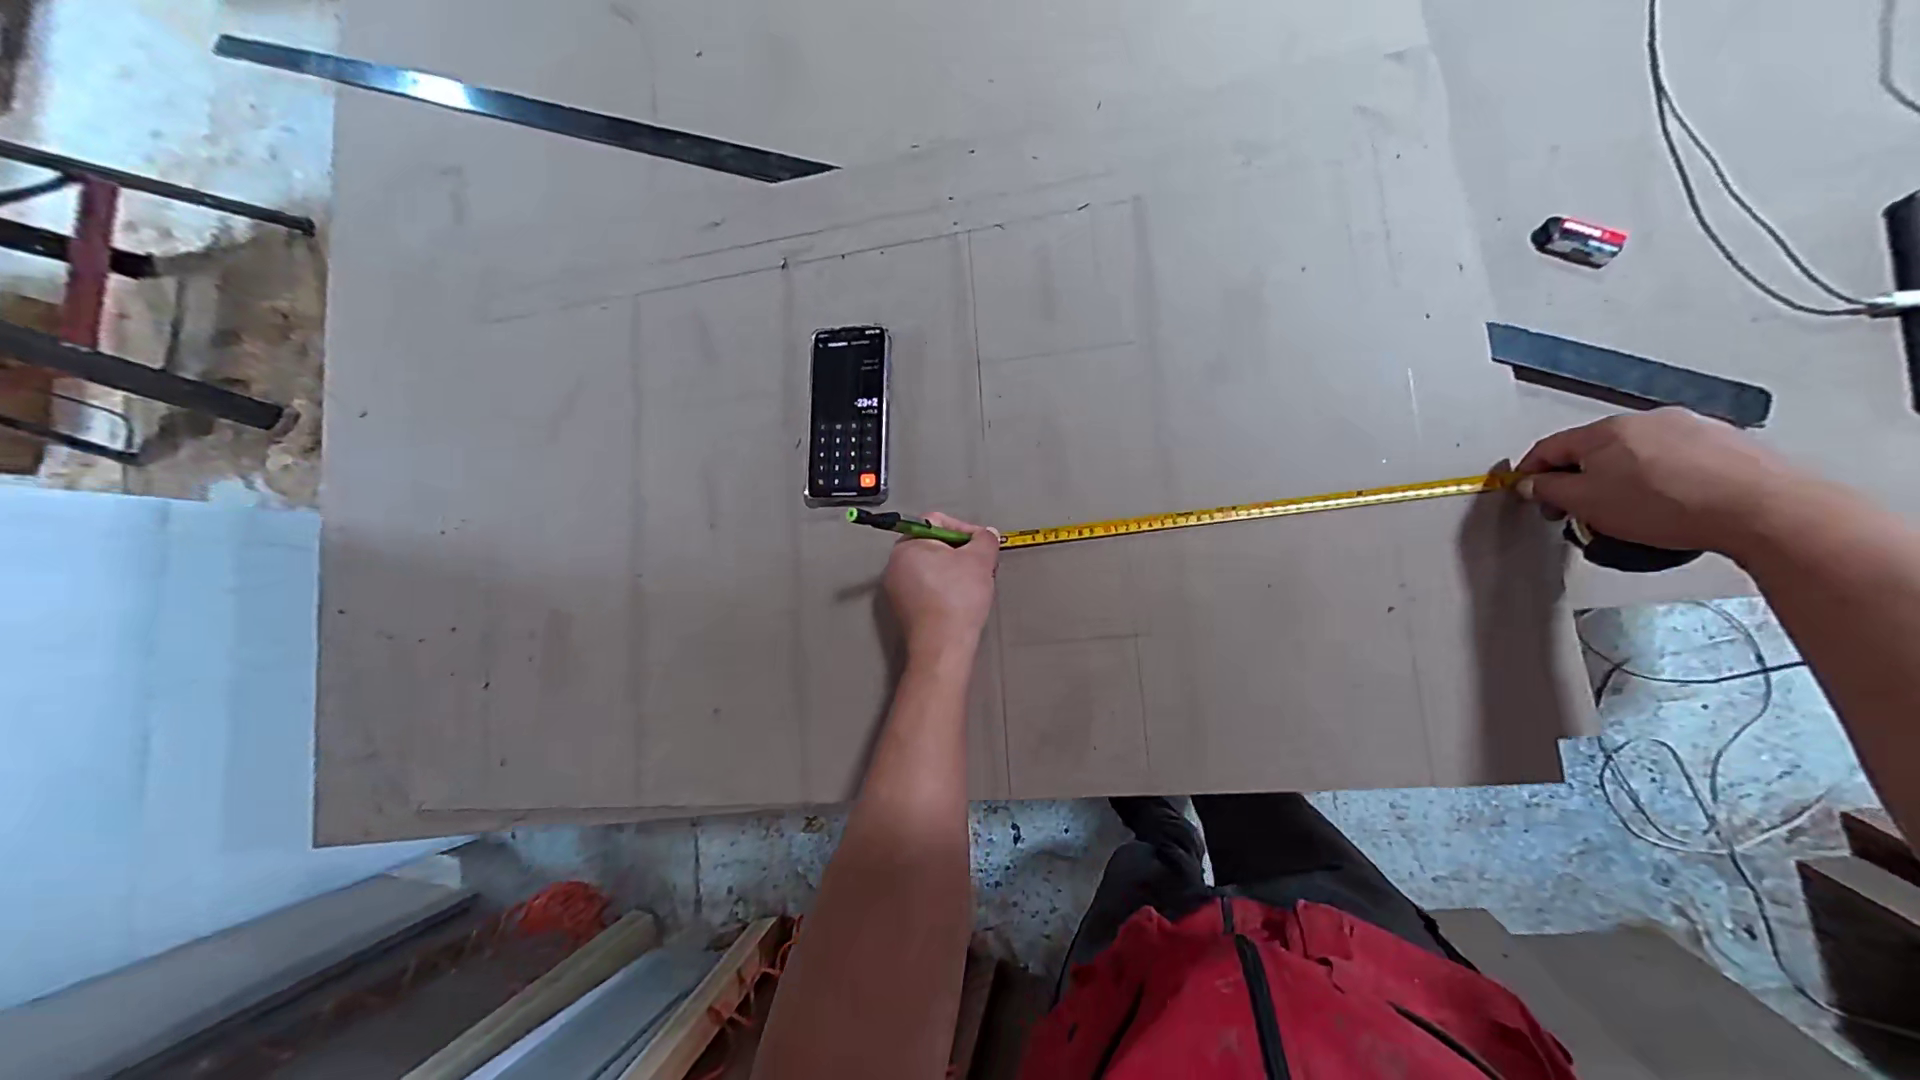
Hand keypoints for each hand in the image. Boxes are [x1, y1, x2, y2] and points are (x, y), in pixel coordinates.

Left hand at [884, 513, 999, 659]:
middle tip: (982, 564)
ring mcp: (897, 589)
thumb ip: (985, 539)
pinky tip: (963, 601)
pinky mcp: (904, 610)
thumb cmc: (958, 598)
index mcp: (907, 545)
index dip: (965, 528)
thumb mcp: (980, 559)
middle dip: (962, 552)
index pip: (938, 521)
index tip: (983, 543)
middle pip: (935, 545)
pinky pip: (928, 588)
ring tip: (976, 583)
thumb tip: (987, 534)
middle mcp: (895, 564)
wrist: (943, 646)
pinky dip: (946, 589)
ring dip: (957, 570)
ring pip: (933, 568)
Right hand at [1514, 407, 1809, 556]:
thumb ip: (1547, 490)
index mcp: (1605, 430)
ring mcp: (1691, 428)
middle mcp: (1646, 420)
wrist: (1762, 509)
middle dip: (1580, 479)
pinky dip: (1662, 480)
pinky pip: (1675, 460)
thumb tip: (1533, 483)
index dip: (1531, 473)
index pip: (1549, 448)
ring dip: (1622, 480)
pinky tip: (1670, 505)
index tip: (1529, 492)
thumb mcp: (1585, 503)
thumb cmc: (1671, 505)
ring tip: (1630, 513)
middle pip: (1593, 450)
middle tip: (1578, 510)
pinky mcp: (1726, 443)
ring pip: (1635, 454)